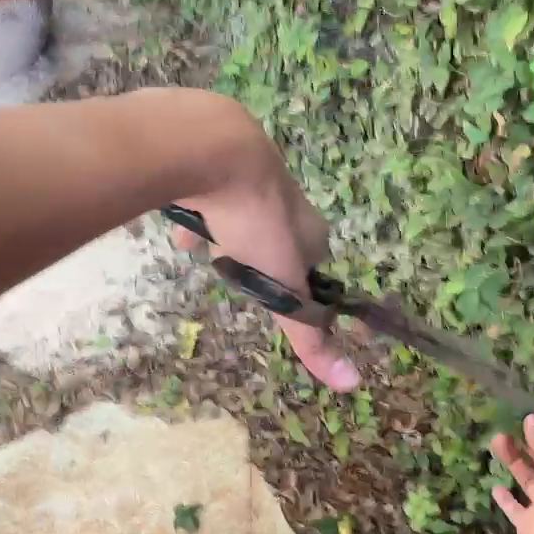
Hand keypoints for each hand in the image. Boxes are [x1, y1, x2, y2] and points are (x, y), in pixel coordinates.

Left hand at [165, 94, 359, 391]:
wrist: (214, 150)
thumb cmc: (255, 223)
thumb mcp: (283, 289)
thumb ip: (309, 336)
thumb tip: (352, 384)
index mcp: (310, 227)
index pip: (312, 261)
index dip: (295, 283)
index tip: (273, 296)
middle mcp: (287, 196)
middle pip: (275, 237)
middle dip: (256, 258)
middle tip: (236, 273)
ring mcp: (250, 172)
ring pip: (240, 214)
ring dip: (225, 236)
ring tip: (205, 253)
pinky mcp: (216, 157)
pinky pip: (207, 193)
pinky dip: (197, 215)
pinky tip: (181, 230)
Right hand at [490, 415, 533, 533]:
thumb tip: (530, 420)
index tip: (532, 420)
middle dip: (529, 446)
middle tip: (508, 429)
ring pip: (529, 481)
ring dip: (514, 462)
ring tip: (497, 441)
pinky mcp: (531, 525)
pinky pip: (517, 509)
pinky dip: (507, 499)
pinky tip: (496, 487)